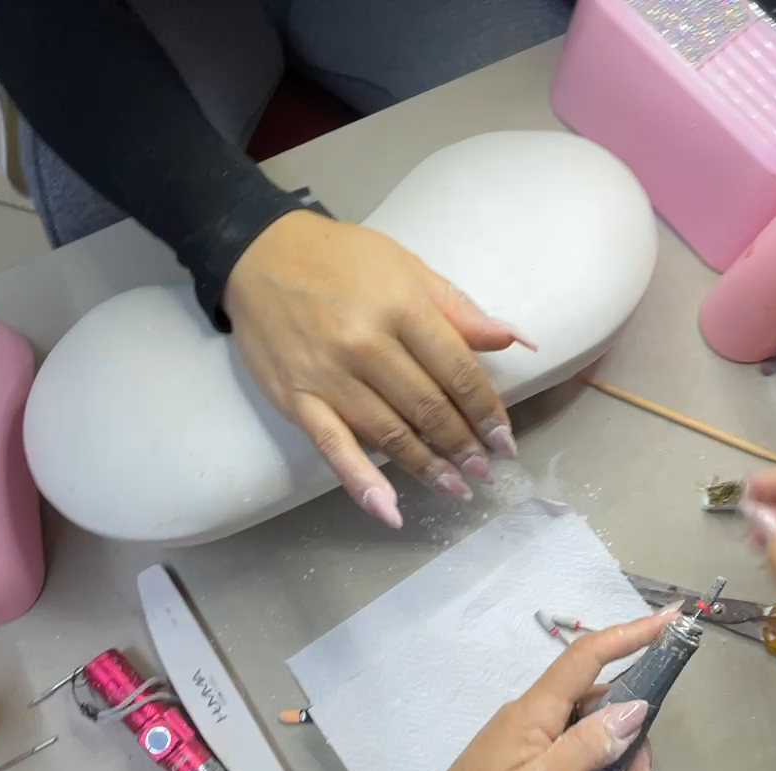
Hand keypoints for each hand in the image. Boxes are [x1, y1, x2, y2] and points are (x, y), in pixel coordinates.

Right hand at [224, 211, 527, 528]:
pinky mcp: (298, 400)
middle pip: (427, 407)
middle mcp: (367, 344)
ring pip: (389, 433)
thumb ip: (460, 310)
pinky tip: (389, 510)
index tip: (504, 441)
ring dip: (427, 467)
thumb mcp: (408, 269)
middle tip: (485, 471)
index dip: (486, 411)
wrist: (258, 254)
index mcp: (401, 307)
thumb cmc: (341, 260)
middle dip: (462, 444)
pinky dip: (361, 481)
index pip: (457, 371)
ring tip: (456, 488)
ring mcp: (329, 376)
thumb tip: (517, 340)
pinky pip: (334, 447)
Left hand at [428, 610, 673, 770]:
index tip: (670, 618)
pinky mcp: (531, 766)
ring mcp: (534, 742)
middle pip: (603, 715)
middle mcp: (537, 716)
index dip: (630, 634)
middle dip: (628, 759)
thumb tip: (636, 706)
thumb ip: (591, 745)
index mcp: (537, 709)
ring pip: (592, 755)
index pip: (587, 656)